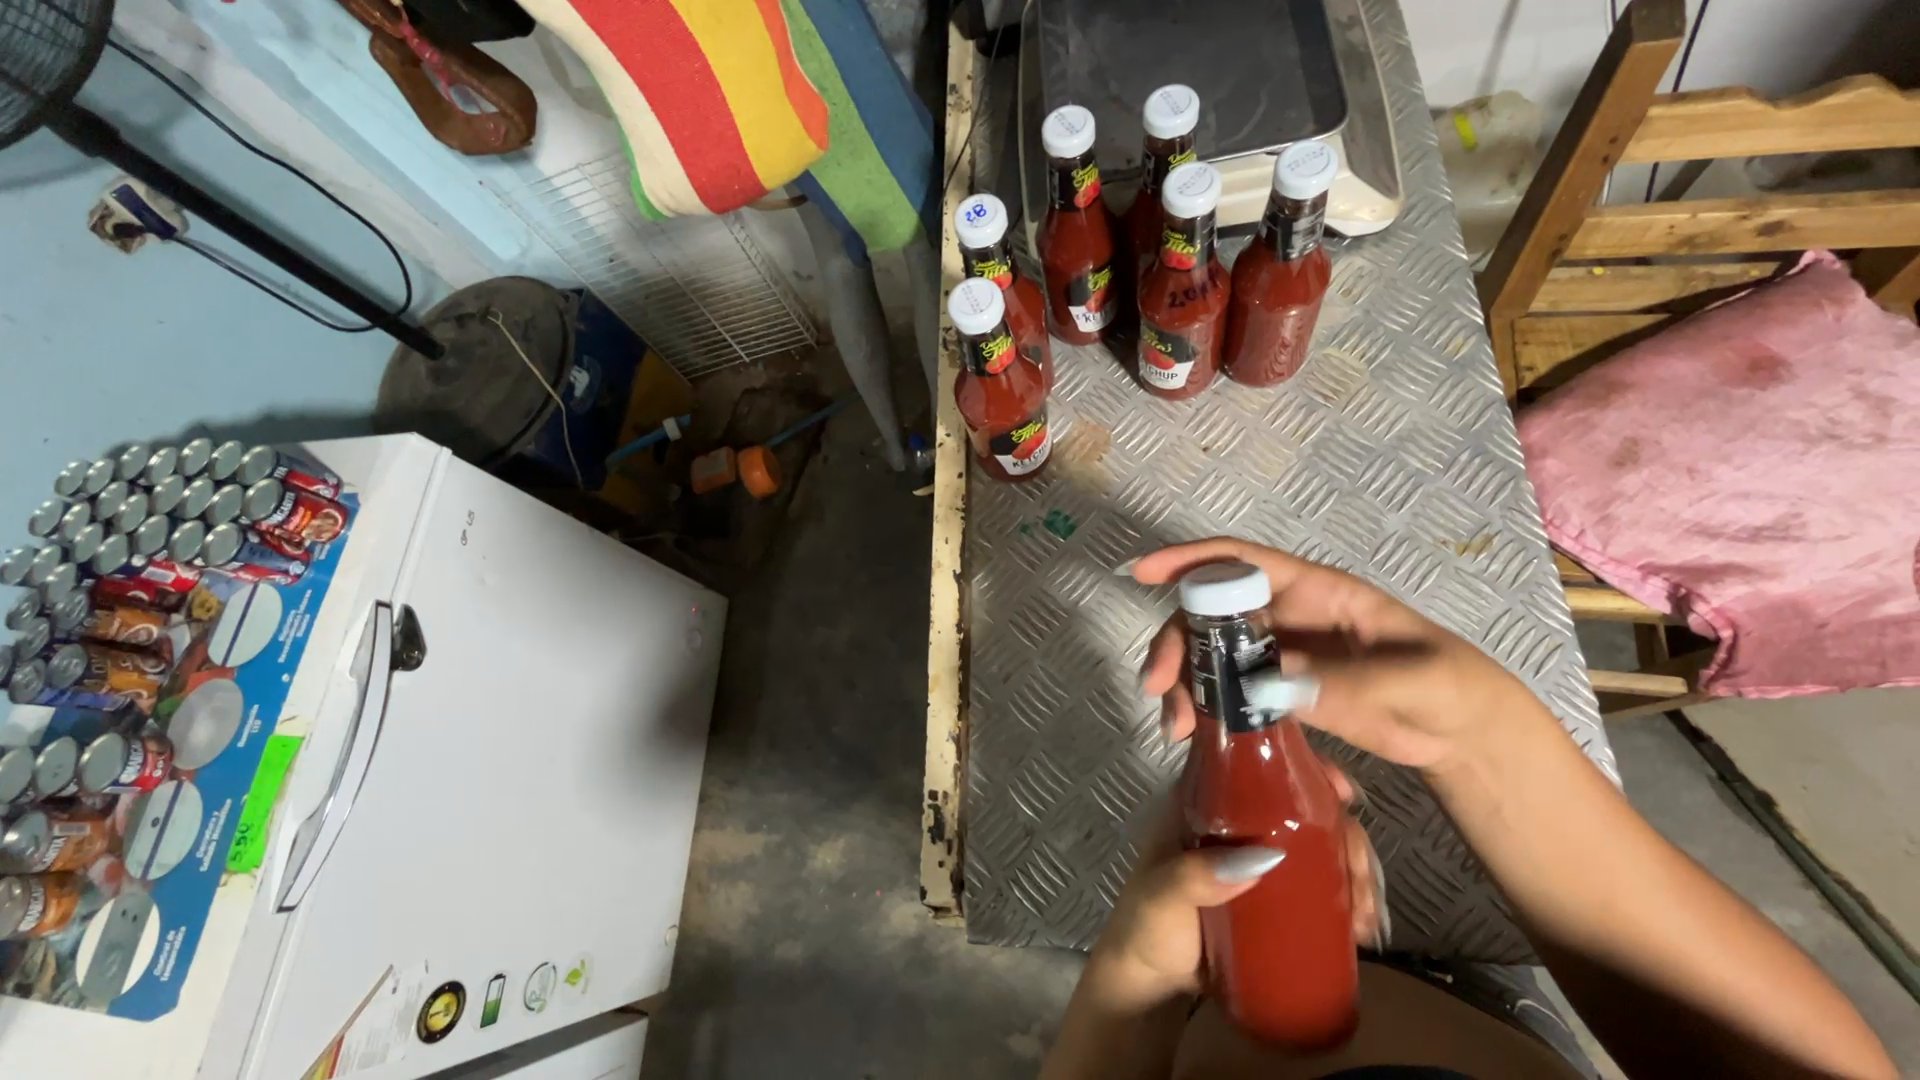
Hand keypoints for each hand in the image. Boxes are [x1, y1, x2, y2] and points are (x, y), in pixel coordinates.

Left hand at [1089, 768, 1384, 1010]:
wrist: (1148, 981)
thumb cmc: (1145, 925)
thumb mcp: (1162, 896)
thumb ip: (1197, 877)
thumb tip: (1266, 857)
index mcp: (1202, 803)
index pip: (1254, 766)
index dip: (1301, 767)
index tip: (1341, 790)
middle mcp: (1236, 822)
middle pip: (1301, 806)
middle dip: (1343, 830)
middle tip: (1361, 869)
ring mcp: (1258, 860)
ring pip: (1318, 845)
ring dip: (1353, 868)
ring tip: (1366, 912)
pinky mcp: (1275, 896)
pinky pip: (1320, 885)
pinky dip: (1347, 898)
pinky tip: (1364, 927)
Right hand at [1129, 537, 1542, 772]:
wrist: (1463, 735)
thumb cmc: (1449, 685)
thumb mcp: (1414, 678)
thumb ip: (1348, 680)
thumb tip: (1269, 683)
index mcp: (1313, 590)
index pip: (1241, 562)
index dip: (1189, 560)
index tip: (1144, 572)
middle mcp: (1284, 616)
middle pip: (1208, 614)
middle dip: (1175, 643)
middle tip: (1160, 686)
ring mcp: (1276, 657)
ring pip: (1207, 657)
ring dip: (1182, 685)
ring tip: (1178, 728)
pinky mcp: (1276, 695)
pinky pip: (1223, 694)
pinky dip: (1200, 711)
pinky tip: (1194, 738)